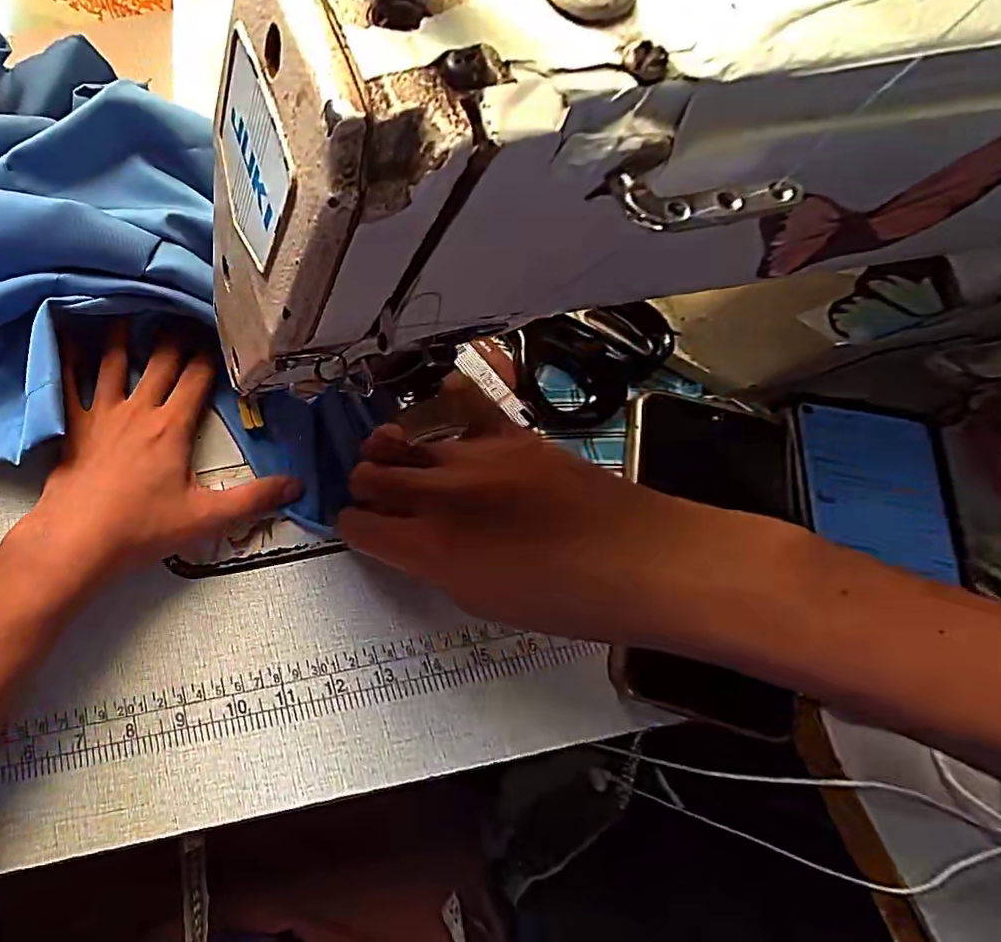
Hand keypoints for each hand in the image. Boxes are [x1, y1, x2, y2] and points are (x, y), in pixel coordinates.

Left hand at [16, 320, 300, 583]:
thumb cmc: (141, 528)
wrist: (79, 539)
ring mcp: (102, 414)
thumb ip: (253, 499)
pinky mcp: (73, 426)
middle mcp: (138, 410)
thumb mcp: (205, 518)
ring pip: (114, 362)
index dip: (210, 353)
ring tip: (127, 312)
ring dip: (123, 336)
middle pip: (161, 361)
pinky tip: (64, 338)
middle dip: (176, 336)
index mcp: (172, 427)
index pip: (197, 378)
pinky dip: (67, 359)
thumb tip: (296, 486)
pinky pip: (68, 383)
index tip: (217, 334)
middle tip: (182, 314)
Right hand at [339, 424, 806, 645]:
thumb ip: (429, 564)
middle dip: (365, 488)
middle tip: (383, 498)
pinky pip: (458, 400)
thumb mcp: (478, 601)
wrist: (647, 564)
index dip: (354, 526)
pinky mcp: (506, 432)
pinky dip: (443, 403)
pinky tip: (440, 409)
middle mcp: (438, 495)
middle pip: (366, 474)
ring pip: (399, 440)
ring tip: (406, 462)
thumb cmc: (565, 600)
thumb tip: (408, 539)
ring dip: (393, 454)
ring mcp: (471, 456)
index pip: (357, 523)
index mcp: (428, 547)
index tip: (365, 528)